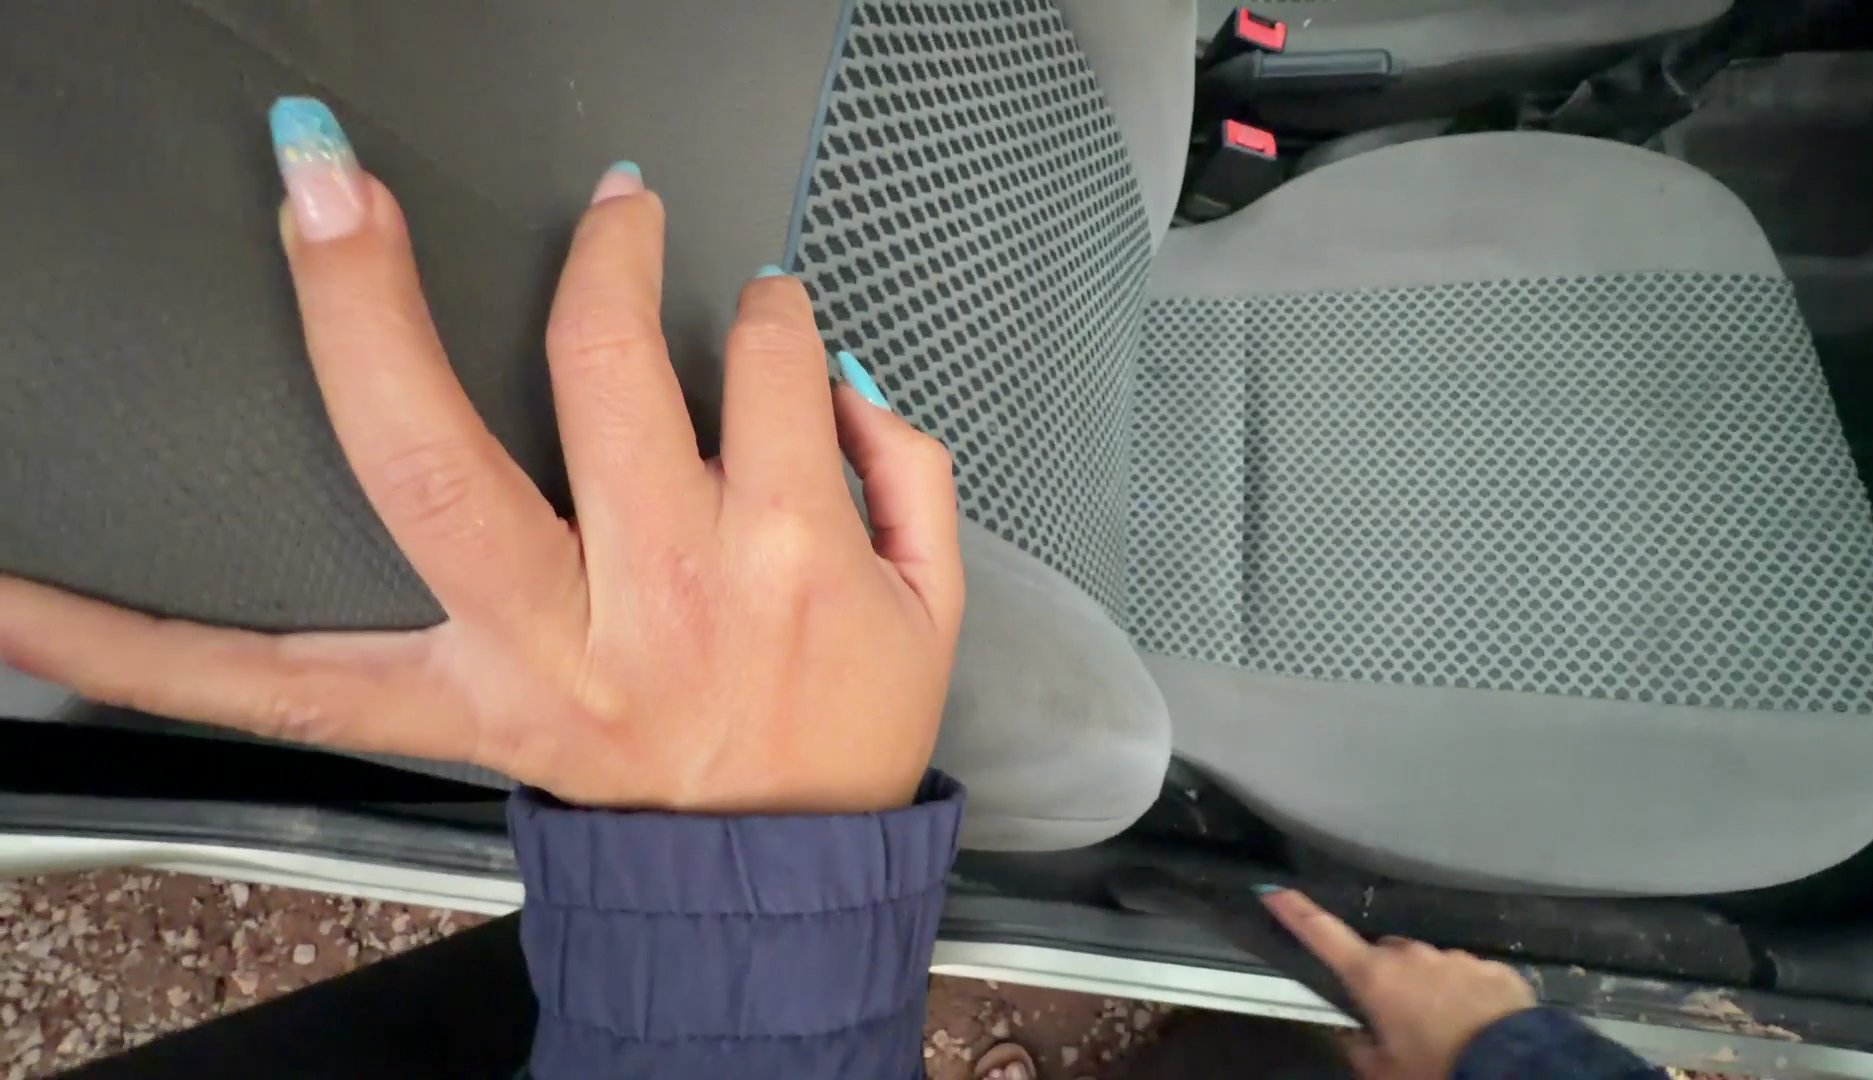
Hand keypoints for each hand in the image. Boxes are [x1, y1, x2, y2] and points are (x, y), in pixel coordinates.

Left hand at [0, 99, 963, 814]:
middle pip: (601, 369)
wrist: (790, 864)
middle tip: (613, 202)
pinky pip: (297, 683)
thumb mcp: (935, 602)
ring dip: (367, 316)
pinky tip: (25, 584)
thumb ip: (912, 475)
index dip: (775, 312)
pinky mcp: (476, 710)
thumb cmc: (858, 731)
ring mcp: (552, 649)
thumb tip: (845, 386)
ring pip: (429, 464)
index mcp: (790, 557)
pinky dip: (156, 637)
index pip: (770, 370)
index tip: (770, 304)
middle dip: (607, 255)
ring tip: (330, 199)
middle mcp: (666, 588)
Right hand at [1263, 889, 1537, 1079]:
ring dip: (1433, 990)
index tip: (1271, 888)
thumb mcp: (1389, 1075)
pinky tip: (1486, 1029)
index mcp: (1373, 976)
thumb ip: (1361, 1051)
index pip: (1321, 933)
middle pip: (1385, 956)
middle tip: (1405, 1020)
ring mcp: (1453, 958)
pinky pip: (1473, 978)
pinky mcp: (1494, 970)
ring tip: (1454, 1032)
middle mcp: (1408, 956)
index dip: (1293, 910)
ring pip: (1431, 968)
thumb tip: (1353, 1037)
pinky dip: (1473, 999)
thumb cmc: (1441, 1073)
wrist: (1522, 1077)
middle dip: (1390, 979)